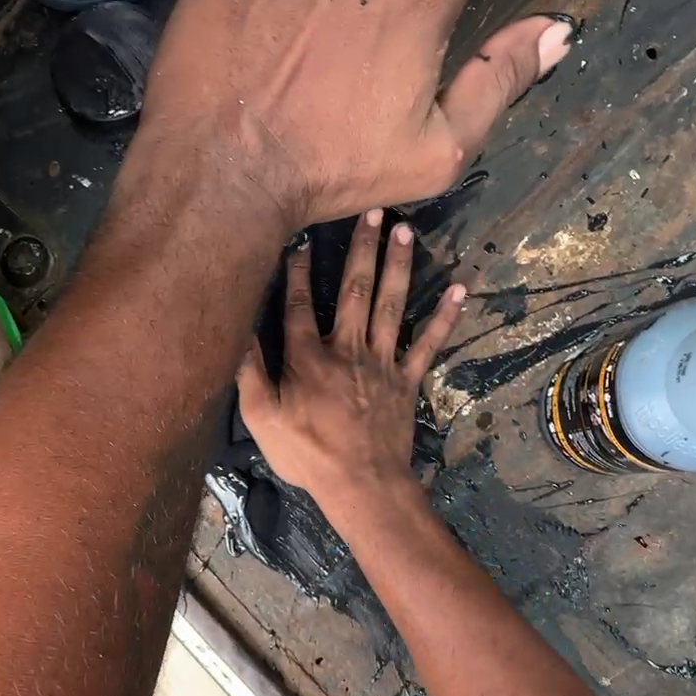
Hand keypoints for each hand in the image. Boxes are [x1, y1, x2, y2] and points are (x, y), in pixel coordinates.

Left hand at [133, 0, 574, 228]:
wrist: (221, 172)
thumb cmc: (328, 169)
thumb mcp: (435, 154)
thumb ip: (500, 84)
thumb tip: (555, 32)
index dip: (414, 10)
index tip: (386, 45)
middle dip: (366, 0)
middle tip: (335, 51)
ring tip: (303, 38)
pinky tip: (270, 22)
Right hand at [237, 210, 465, 511]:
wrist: (361, 483)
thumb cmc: (306, 453)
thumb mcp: (261, 418)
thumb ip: (249, 373)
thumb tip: (237, 332)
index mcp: (308, 359)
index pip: (300, 306)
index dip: (298, 273)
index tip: (301, 240)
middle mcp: (347, 350)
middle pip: (355, 292)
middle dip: (362, 250)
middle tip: (374, 211)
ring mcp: (382, 364)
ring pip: (391, 306)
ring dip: (399, 266)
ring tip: (406, 230)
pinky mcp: (406, 382)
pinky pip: (428, 344)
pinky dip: (443, 317)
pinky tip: (458, 288)